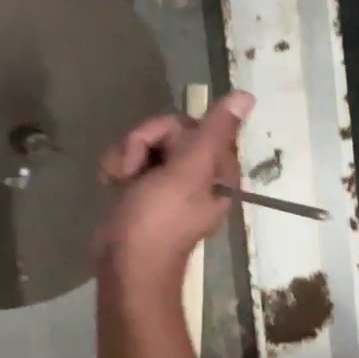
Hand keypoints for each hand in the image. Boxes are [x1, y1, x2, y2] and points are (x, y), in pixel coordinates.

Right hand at [93, 91, 253, 283]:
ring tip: (118, 181)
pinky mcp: (143, 189)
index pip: (187, 124)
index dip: (158, 132)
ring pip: (142, 145)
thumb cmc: (156, 221)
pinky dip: (116, 169)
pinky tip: (112, 184)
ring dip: (122, 157)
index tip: (145, 154)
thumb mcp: (186, 174)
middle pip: (163, 131)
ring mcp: (168, 181)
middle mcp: (195, 171)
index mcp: (215, 166)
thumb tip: (246, 94)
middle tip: (128, 170)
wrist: (125, 263)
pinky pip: (130, 161)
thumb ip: (213, 133)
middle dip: (137, 145)